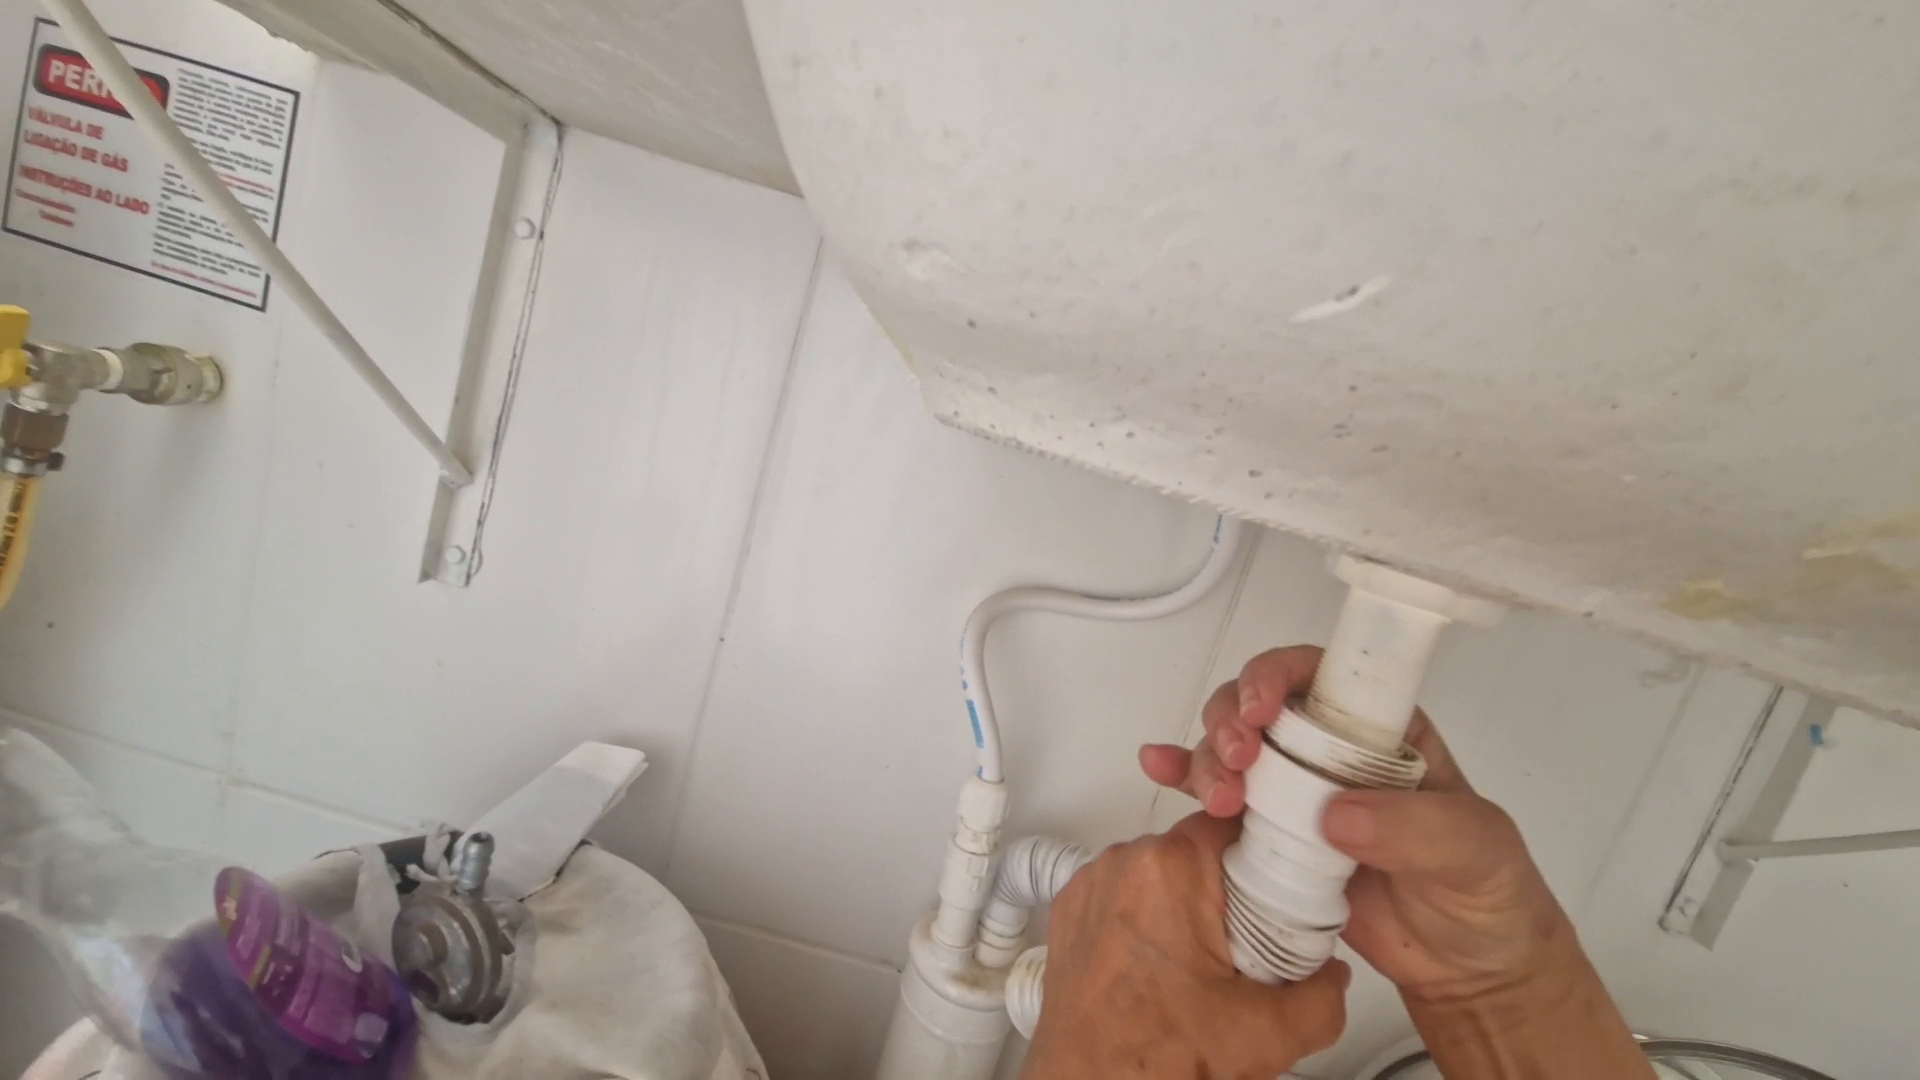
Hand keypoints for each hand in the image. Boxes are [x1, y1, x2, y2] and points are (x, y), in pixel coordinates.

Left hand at [1022, 813, 1348, 1079]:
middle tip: (1244, 939)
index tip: (1278, 881)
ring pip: (1156, 870)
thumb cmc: (1156, 1056)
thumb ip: (1319, 998)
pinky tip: (1158, 960)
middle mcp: (1125, 860)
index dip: (1260, 848)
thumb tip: (1333, 973)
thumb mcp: (1264, 1034)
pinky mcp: (1071, 903)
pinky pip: (1121, 890)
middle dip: (1223, 885)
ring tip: (1198, 958)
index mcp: (1171, 868)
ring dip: (1180, 900)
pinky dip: (1142, 914)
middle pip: (1193, 849)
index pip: (1229, 824)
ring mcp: (1092, 880)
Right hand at [1139, 646, 1575, 1005]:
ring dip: (1205, 757)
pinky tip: (1158, 769)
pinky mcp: (1261, 828)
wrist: (1463, 967)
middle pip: (1252, 704)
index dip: (1276, 674)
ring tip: (1216, 798)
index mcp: (1371, 728)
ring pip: (1224, 745)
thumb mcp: (1474, 848)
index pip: (1315, 673)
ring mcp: (1286, 787)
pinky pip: (1210, 791)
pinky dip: (1179, 774)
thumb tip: (1333, 814)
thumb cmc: (1481, 890)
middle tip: (1237, 759)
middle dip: (1230, 720)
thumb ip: (1416, 827)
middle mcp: (1320, 746)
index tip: (1260, 708)